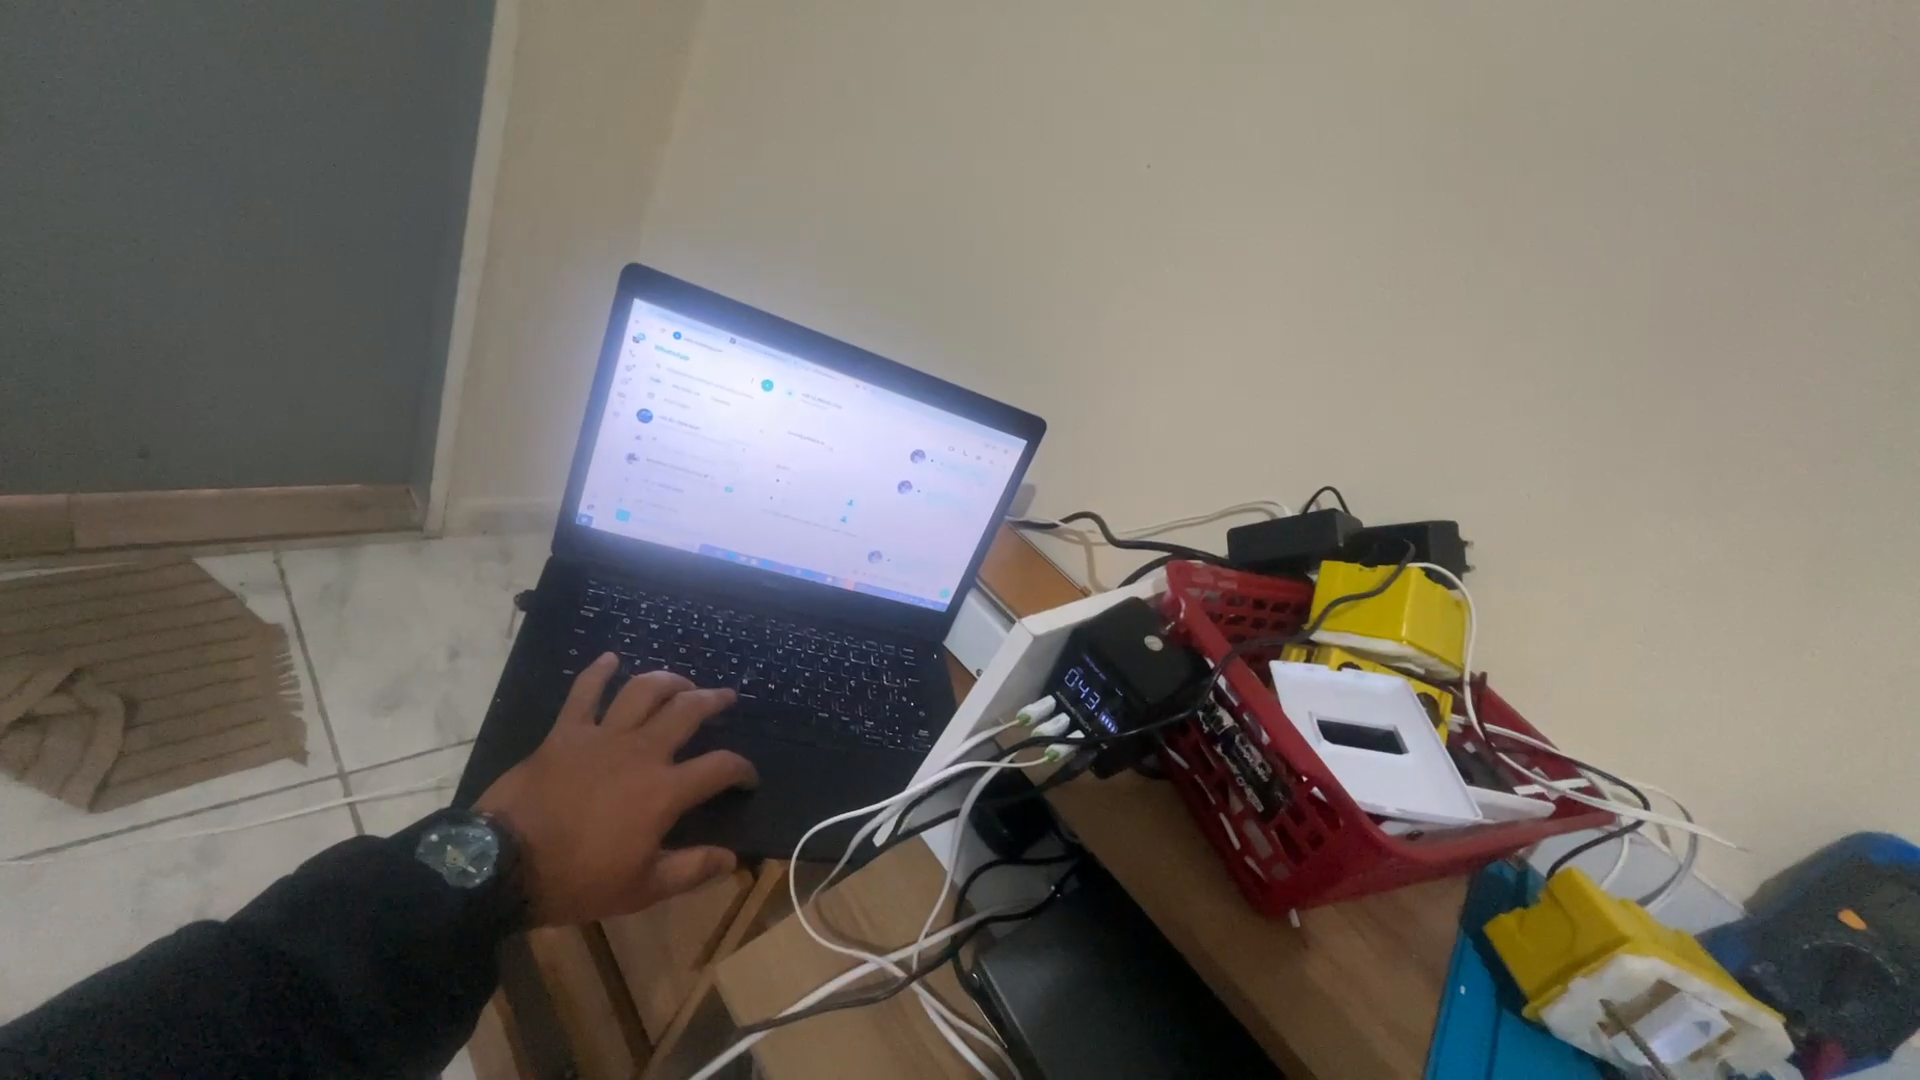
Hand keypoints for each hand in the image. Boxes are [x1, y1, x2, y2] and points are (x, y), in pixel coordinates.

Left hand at [475, 653, 758, 925]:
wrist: (500, 867)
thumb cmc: (576, 880)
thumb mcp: (642, 888)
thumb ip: (692, 869)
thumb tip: (733, 858)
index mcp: (665, 790)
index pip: (720, 767)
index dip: (742, 769)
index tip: (747, 779)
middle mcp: (641, 752)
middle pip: (688, 710)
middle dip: (714, 700)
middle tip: (726, 698)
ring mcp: (602, 736)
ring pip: (644, 691)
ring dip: (669, 680)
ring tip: (682, 682)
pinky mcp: (565, 733)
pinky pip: (584, 692)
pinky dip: (598, 671)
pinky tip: (610, 659)